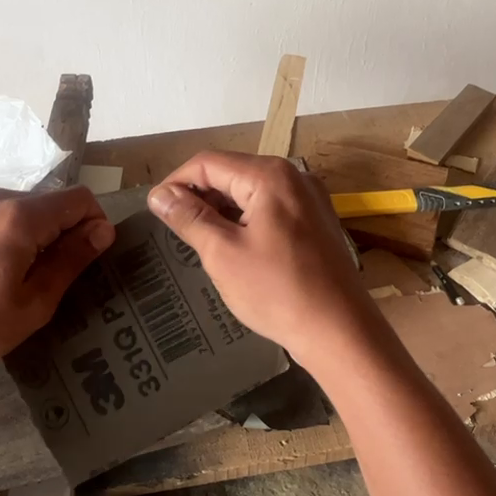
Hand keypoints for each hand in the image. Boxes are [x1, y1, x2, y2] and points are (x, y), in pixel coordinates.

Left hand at [0, 187, 115, 379]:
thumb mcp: (36, 302)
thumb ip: (72, 260)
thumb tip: (105, 230)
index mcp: (18, 216)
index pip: (79, 199)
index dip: (95, 225)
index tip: (89, 259)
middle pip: (54, 201)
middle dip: (68, 232)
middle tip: (57, 277)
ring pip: (32, 207)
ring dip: (43, 234)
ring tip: (30, 277)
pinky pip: (8, 213)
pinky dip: (20, 233)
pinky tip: (7, 268)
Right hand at [147, 151, 376, 359]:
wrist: (340, 332)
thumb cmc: (277, 291)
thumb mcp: (222, 253)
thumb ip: (189, 217)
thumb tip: (159, 195)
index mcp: (270, 176)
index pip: (208, 163)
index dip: (176, 182)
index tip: (155, 210)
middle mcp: (293, 176)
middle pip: (232, 172)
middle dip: (199, 195)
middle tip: (174, 227)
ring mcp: (309, 199)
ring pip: (251, 191)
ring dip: (221, 209)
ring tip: (199, 239)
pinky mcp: (316, 222)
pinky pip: (270, 207)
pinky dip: (245, 219)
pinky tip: (233, 246)